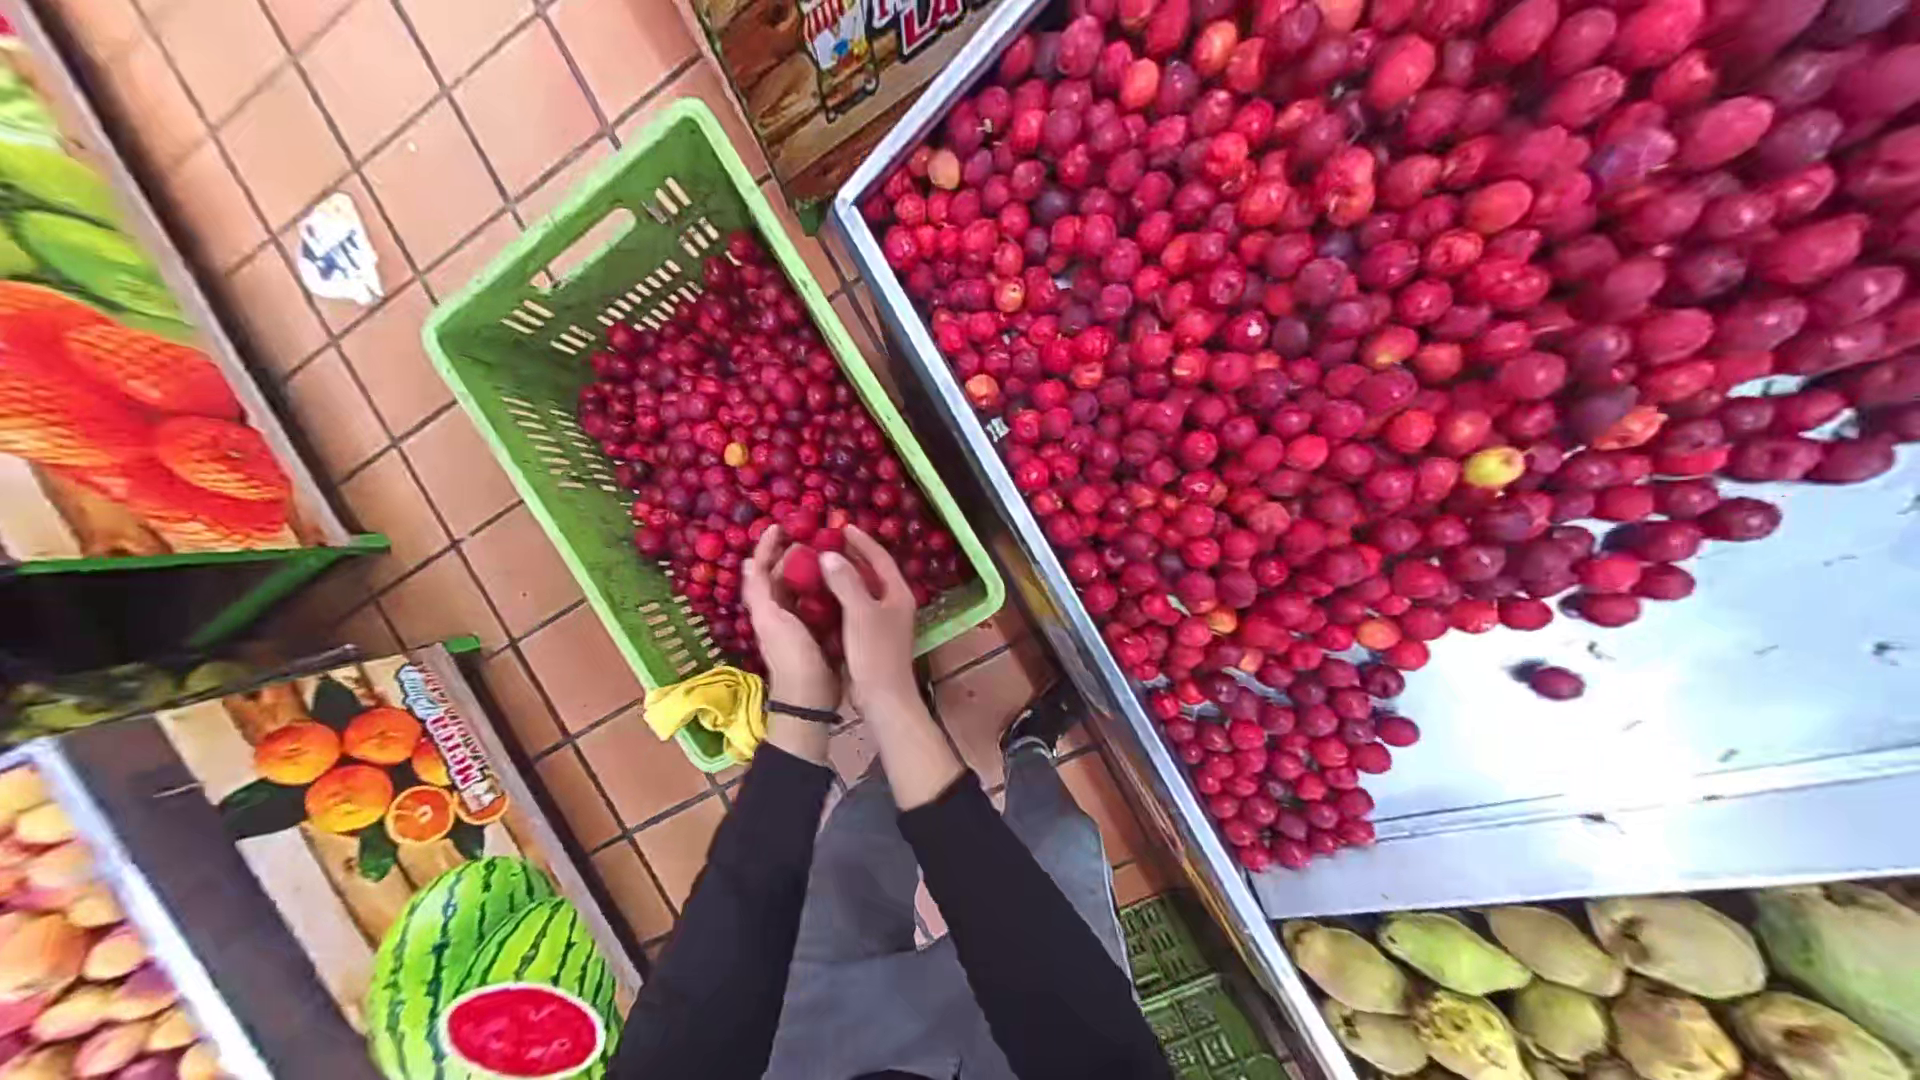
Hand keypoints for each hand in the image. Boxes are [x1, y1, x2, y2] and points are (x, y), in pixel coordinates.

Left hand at [742, 526, 838, 711]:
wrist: (811, 694)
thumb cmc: (791, 656)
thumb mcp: (771, 621)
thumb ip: (759, 592)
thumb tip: (749, 562)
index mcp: (767, 605)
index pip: (764, 568)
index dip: (769, 546)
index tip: (782, 525)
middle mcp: (782, 610)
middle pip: (786, 573)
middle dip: (796, 552)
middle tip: (816, 533)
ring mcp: (801, 620)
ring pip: (805, 585)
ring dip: (814, 566)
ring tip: (831, 549)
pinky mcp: (821, 628)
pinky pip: (822, 600)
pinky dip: (828, 585)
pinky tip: (843, 577)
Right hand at [819, 527, 919, 716]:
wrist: (883, 697)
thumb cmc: (876, 653)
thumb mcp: (861, 613)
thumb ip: (846, 581)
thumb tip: (829, 555)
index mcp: (898, 593)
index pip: (880, 557)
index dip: (862, 541)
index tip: (842, 526)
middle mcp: (894, 602)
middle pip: (873, 571)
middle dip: (852, 554)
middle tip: (827, 541)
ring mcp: (883, 620)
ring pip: (863, 588)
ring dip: (844, 574)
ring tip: (821, 561)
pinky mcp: (871, 635)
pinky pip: (854, 605)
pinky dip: (839, 595)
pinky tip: (821, 593)